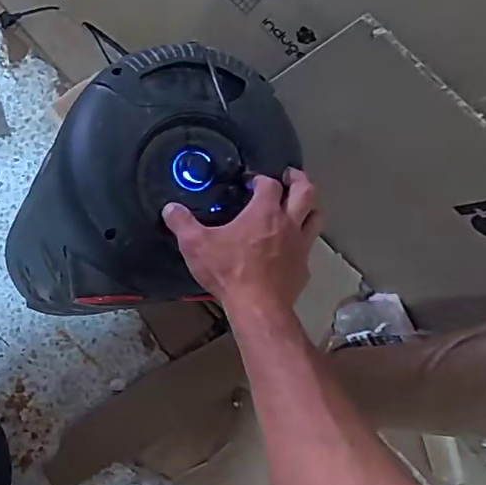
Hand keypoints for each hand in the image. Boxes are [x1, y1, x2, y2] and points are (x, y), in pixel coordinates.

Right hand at [163, 168, 321, 318]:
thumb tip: (170, 208)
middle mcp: (288, 224)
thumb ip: (182, 224)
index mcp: (264, 212)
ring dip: (308, 207)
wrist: (257, 307)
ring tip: (297, 207)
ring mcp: (300, 246)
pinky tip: (290, 250)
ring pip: (315, 217)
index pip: (270, 184)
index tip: (252, 181)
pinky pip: (308, 249)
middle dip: (299, 180)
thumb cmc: (229, 271)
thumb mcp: (196, 245)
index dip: (261, 178)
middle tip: (290, 177)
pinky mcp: (303, 268)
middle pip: (306, 191)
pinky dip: (302, 243)